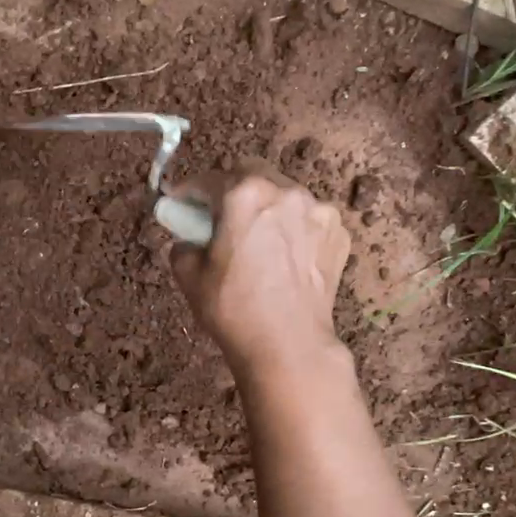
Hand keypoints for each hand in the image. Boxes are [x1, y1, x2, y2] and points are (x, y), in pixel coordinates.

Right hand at [167, 166, 349, 375]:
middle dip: (229, 189)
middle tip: (215, 216)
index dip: (187, 190)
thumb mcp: (189, 277)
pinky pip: (306, 218)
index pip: (208, 179)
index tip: (177, 203)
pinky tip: (280, 256)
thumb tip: (188, 241)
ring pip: (282, 194)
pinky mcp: (339, 233)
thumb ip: (183, 247)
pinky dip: (290, 227)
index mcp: (244, 196)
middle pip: (251, 174)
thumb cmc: (232, 308)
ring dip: (263, 207)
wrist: (287, 342)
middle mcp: (285, 191)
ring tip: (252, 239)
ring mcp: (319, 210)